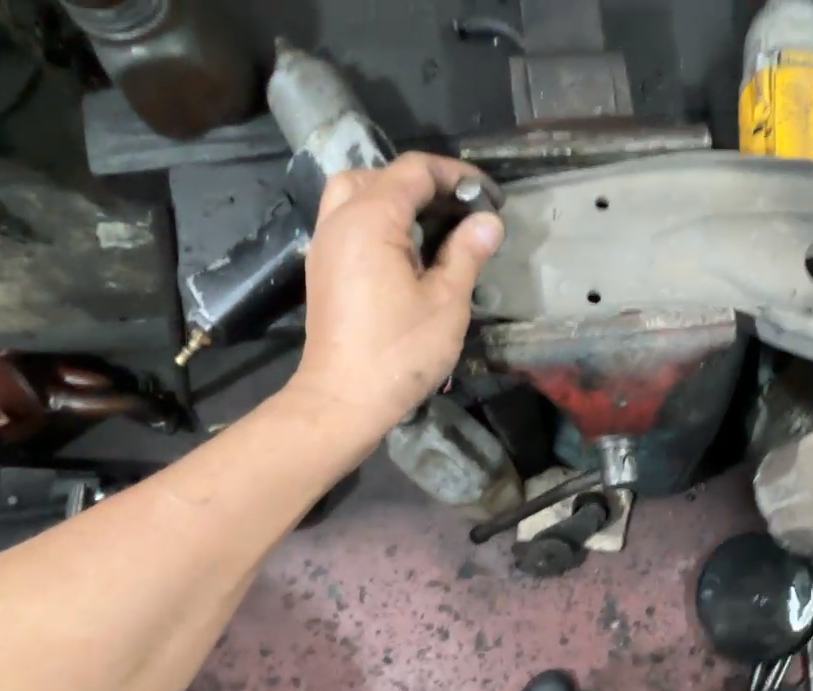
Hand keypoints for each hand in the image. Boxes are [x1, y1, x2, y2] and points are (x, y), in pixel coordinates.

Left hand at [291, 153, 505, 424]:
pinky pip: (348, 221)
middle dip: (424, 183)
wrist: (344, 398)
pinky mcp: (323, 268)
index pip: (414, 171)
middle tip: (460, 210)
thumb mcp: (447, 302)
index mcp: (371, 219)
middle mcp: (340, 220)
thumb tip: (488, 222)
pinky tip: (407, 252)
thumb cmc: (400, 351)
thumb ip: (466, 254)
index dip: (455, 175)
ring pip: (356, 193)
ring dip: (395, 198)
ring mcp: (325, 243)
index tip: (488, 196)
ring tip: (432, 226)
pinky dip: (377, 219)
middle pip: (380, 175)